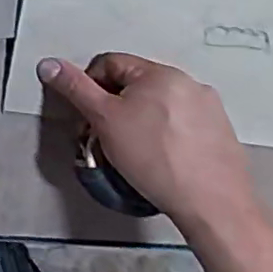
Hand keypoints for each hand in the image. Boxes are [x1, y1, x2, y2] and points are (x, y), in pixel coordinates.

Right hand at [38, 53, 260, 231]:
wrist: (215, 208)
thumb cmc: (157, 159)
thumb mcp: (102, 118)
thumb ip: (73, 86)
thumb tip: (50, 64)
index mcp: (161, 74)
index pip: (109, 63)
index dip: (89, 85)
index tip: (89, 113)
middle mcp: (190, 85)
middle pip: (133, 83)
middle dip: (113, 104)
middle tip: (105, 131)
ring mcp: (211, 110)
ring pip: (156, 103)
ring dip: (137, 118)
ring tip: (131, 147)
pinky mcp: (222, 135)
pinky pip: (180, 122)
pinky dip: (162, 132)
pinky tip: (158, 156)